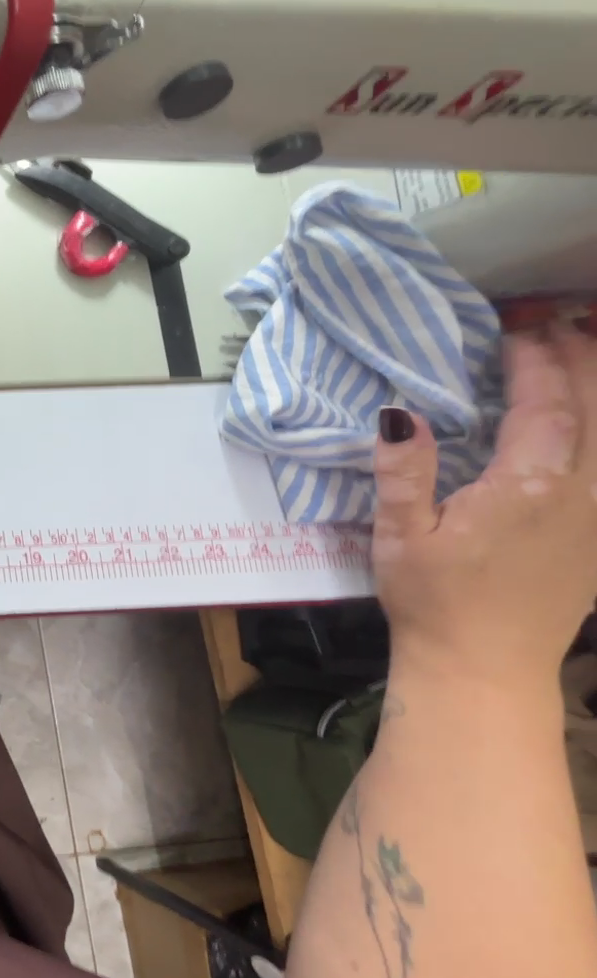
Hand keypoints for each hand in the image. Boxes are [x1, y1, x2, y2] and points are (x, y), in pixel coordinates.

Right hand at [372, 325, 596, 686]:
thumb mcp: (400, 535)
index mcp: (528, 487)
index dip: (535, 363)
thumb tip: (399, 413)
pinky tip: (592, 420)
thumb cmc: (431, 595)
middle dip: (582, 360)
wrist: (483, 659)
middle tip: (562, 318)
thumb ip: (404, 473)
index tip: (519, 328)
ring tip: (588, 351)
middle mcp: (581, 493)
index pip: (545, 408)